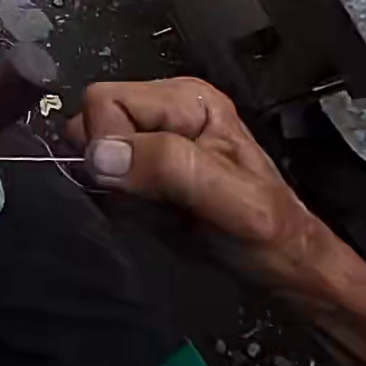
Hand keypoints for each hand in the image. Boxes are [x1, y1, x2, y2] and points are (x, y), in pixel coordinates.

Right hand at [65, 78, 337, 285]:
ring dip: (110, 185)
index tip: (137, 182)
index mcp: (186, 99)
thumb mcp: (230, 200)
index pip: (104, 101)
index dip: (108, 143)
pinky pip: (95, 172)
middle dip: (107, 166)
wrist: (279, 265)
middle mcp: (161, 109)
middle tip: (149, 196)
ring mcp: (146, 137)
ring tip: (150, 204)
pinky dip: (111, 196)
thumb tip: (100, 154)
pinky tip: (143, 209)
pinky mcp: (135, 164)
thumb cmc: (268, 234)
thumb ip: (168, 167)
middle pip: (89, 121)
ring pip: (87, 149)